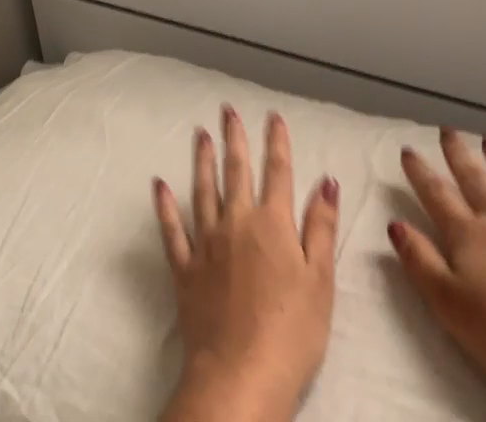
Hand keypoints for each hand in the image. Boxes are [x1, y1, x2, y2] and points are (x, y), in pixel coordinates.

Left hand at [153, 107, 340, 421]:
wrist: (239, 375)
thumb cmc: (291, 332)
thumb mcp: (320, 280)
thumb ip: (321, 227)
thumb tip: (327, 182)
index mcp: (273, 225)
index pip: (278, 173)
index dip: (277, 143)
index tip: (272, 116)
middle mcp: (236, 225)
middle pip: (236, 173)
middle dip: (234, 139)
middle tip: (227, 111)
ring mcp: (206, 245)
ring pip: (202, 191)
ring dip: (202, 161)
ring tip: (200, 134)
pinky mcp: (184, 269)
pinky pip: (172, 230)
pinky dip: (165, 206)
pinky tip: (159, 185)